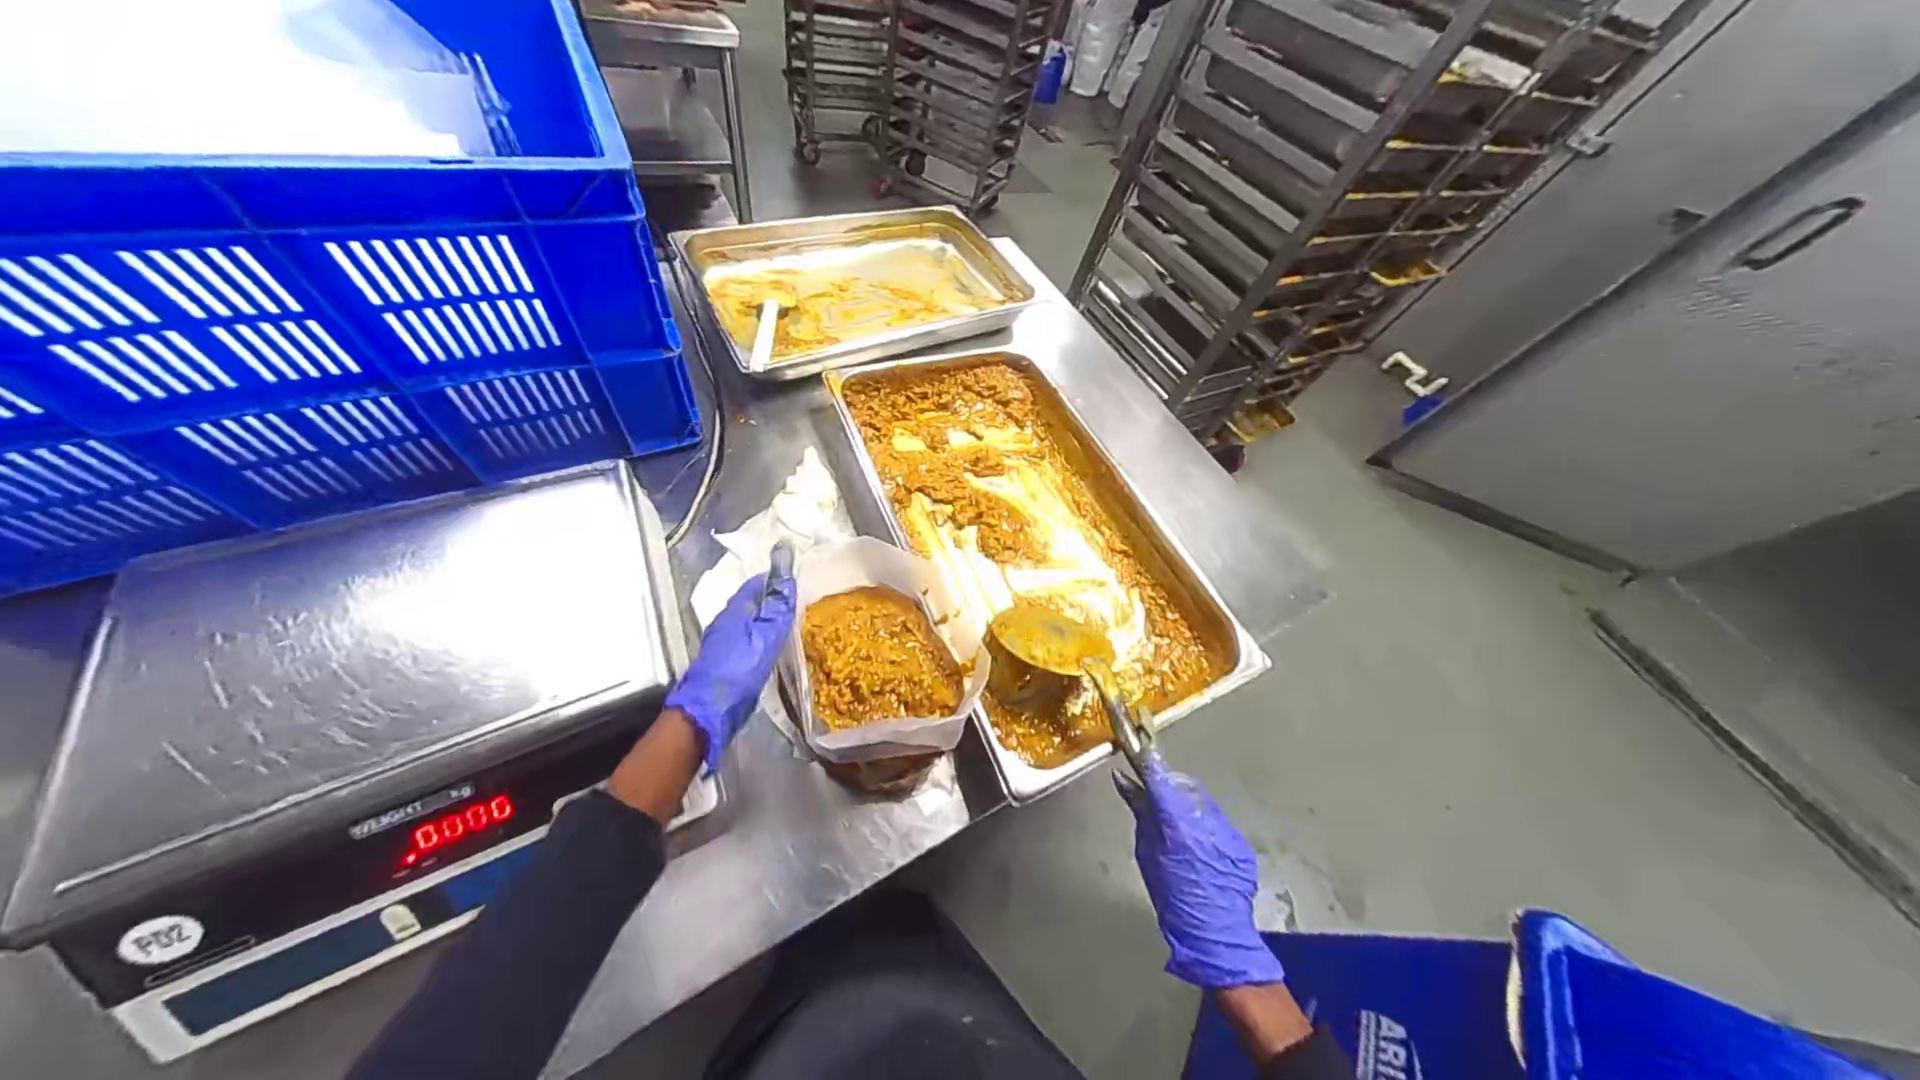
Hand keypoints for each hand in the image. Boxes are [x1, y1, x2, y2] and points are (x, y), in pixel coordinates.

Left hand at [664, 567, 796, 769]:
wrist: (709, 710)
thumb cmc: (740, 669)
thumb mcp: (766, 636)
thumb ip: (778, 607)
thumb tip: (787, 574)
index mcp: (735, 610)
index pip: (757, 583)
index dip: (777, 578)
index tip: (798, 578)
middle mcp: (727, 621)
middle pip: (753, 601)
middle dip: (774, 598)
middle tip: (800, 600)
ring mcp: (724, 641)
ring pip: (751, 620)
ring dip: (769, 618)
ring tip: (792, 621)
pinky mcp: (727, 659)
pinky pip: (749, 638)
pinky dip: (763, 635)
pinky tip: (775, 644)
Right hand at [1115, 756, 1284, 988]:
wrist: (1215, 934)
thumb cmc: (1171, 897)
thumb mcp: (1147, 852)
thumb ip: (1140, 812)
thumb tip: (1125, 780)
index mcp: (1177, 825)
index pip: (1160, 779)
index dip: (1148, 761)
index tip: (1138, 745)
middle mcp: (1206, 822)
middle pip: (1183, 785)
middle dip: (1168, 785)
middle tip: (1153, 795)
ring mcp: (1227, 831)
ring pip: (1200, 801)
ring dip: (1185, 803)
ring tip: (1176, 825)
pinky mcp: (1239, 842)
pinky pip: (1215, 820)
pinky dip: (1201, 822)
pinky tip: (1196, 843)